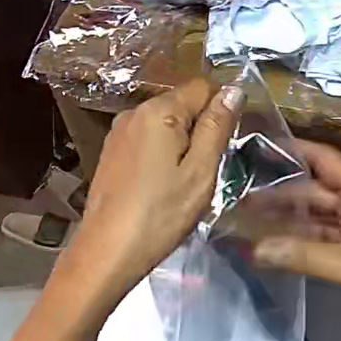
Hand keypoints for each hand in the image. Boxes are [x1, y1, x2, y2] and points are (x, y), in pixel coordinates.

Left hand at [59, 78, 241, 297]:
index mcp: (159, 111)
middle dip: (202, 127)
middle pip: (182, 103)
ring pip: (166, 123)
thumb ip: (217, 127)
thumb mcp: (200, 171)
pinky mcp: (112, 152)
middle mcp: (135, 112)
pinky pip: (149, 140)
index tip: (228, 142)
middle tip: (209, 168)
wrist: (107, 252)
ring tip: (188, 180)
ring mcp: (119, 132)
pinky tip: (164, 184)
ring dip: (183, 143)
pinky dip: (164, 154)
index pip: (202, 87)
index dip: (222, 109)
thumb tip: (233, 90)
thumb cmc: (161, 213)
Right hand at [253, 141, 340, 330]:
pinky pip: (330, 235)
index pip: (325, 159)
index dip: (293, 149)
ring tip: (251, 217)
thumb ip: (303, 256)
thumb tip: (252, 249)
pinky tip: (281, 244)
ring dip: (292, 216)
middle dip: (282, 191)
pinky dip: (307, 238)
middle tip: (240, 194)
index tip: (258, 145)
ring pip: (323, 214)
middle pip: (318, 189)